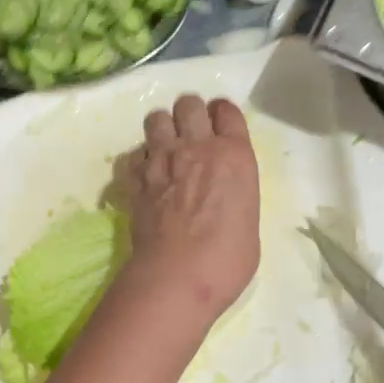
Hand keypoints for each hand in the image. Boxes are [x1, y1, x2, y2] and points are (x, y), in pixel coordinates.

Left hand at [116, 95, 260, 323]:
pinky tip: (146, 177)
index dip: (223, 117)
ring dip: (162, 129)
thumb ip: (237, 199)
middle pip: (189, 104)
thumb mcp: (249, 226)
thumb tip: (225, 202)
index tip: (221, 130)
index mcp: (235, 156)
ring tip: (166, 150)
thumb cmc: (226, 261)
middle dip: (190, 115)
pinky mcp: (136, 179)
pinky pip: (134, 154)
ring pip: (156, 118)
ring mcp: (162, 160)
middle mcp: (198, 147)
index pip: (228, 111)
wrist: (178, 277)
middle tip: (192, 137)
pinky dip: (140, 161)